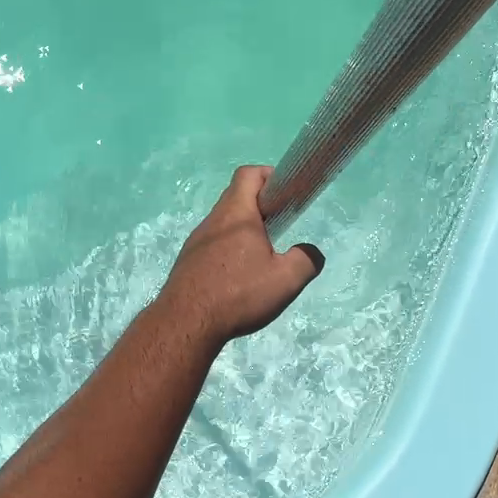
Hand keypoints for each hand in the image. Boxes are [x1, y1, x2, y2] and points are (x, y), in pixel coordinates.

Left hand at [156, 165, 324, 341]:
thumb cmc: (238, 294)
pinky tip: (237, 281)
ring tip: (259, 261)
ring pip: (223, 225)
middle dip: (260, 207)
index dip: (269, 176)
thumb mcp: (285, 280)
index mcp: (237, 214)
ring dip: (243, 233)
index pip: (249, 174)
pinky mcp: (187, 263)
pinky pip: (211, 247)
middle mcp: (213, 221)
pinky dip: (228, 253)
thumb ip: (306, 260)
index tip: (285, 195)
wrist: (187, 323)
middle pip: (236, 198)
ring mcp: (196, 242)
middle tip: (279, 231)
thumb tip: (311, 253)